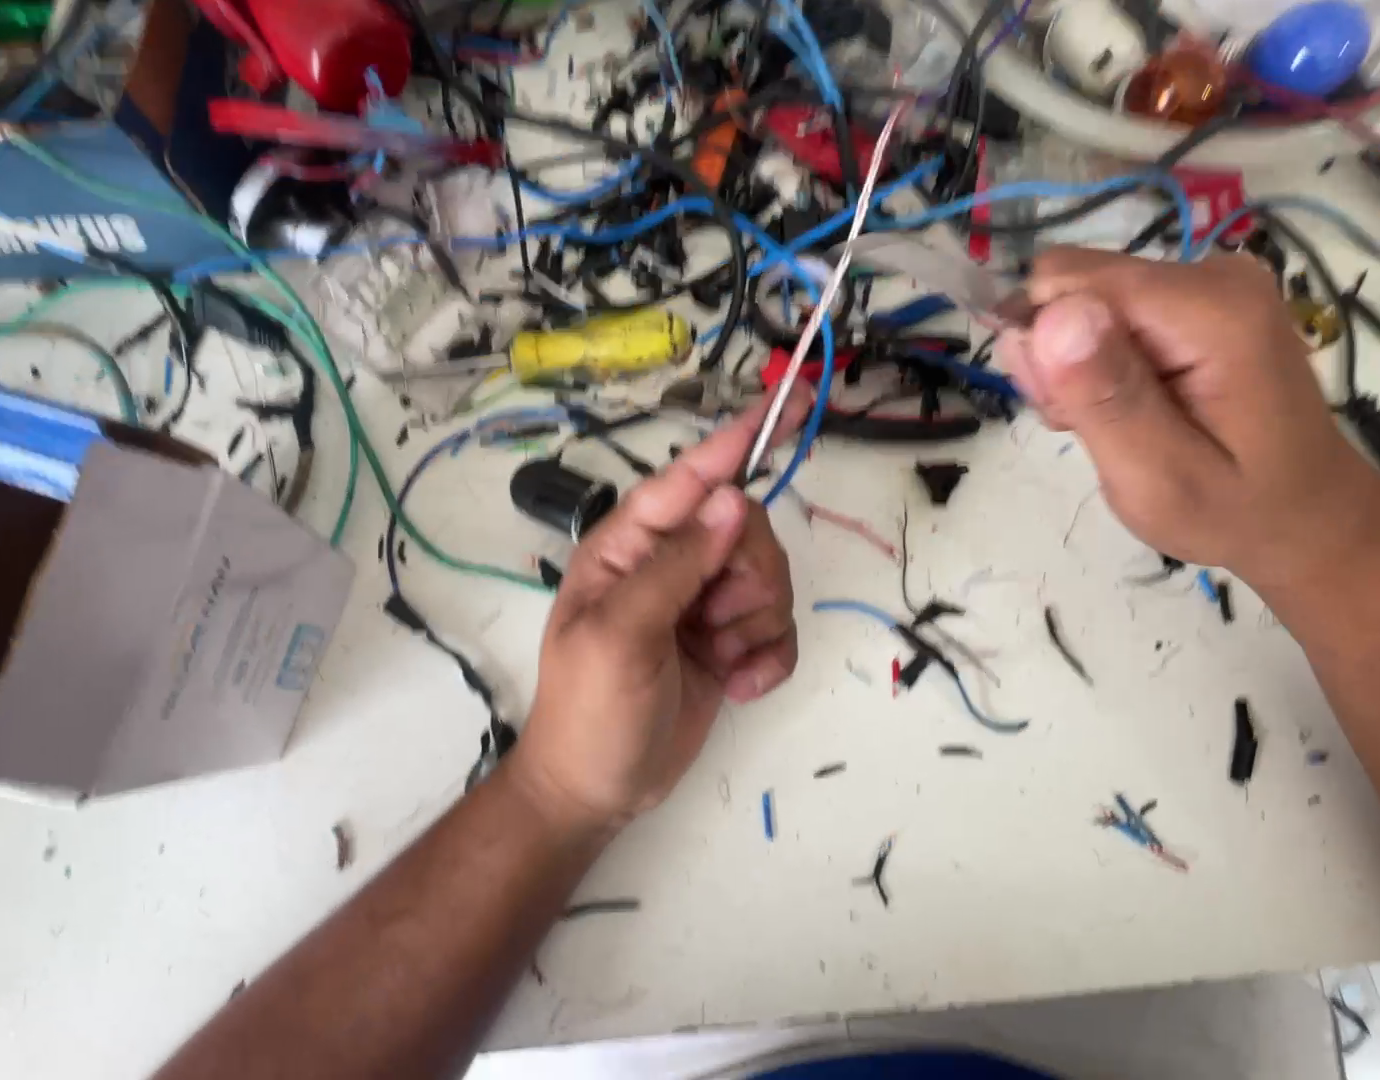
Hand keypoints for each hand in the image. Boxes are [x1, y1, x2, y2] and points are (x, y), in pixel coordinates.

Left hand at [507, 397, 805, 829]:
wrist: (598, 789)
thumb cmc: (589, 709)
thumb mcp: (620, 635)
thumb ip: (676, 566)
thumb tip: (732, 500)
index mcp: (630, 546)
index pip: (691, 478)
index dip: (739, 440)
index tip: (791, 402)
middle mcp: (672, 563)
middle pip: (748, 530)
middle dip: (747, 579)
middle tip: (712, 624)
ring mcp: (704, 603)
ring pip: (770, 580)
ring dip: (754, 626)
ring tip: (714, 659)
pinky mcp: (731, 642)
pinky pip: (780, 629)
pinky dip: (768, 659)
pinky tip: (736, 684)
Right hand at [997, 248, 1379, 579]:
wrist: (1305, 515)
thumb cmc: (1233, 511)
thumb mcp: (1157, 476)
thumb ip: (1105, 396)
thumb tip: (1052, 317)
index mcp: (1210, 309)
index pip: (1069, 280)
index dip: (1042, 345)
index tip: (1062, 411)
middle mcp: (1210, 274)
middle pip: (1072, 286)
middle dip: (1054, 358)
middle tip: (1085, 425)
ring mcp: (1205, 284)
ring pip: (1078, 302)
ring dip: (1069, 370)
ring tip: (1108, 426)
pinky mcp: (1194, 301)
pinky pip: (1102, 316)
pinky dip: (1092, 368)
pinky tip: (1121, 411)